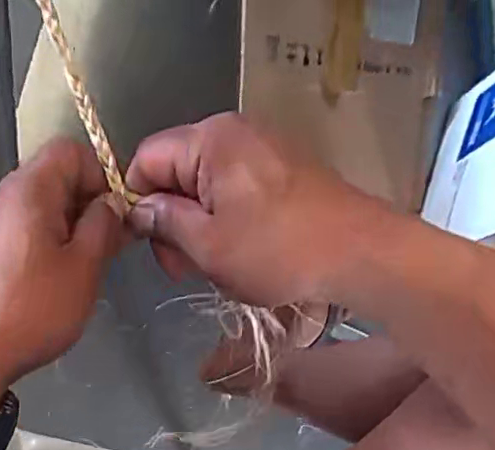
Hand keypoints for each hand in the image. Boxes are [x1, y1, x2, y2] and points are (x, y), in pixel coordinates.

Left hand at [0, 140, 128, 404]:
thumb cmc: (35, 310)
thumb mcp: (84, 268)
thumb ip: (103, 225)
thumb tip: (112, 203)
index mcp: (29, 188)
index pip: (71, 150)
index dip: (101, 175)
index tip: (117, 216)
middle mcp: (5, 196)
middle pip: (56, 177)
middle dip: (88, 204)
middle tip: (109, 246)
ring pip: (42, 207)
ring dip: (71, 229)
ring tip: (86, 268)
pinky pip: (26, 230)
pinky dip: (49, 244)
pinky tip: (58, 279)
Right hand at [125, 113, 387, 307]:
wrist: (357, 254)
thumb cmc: (277, 252)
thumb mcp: (208, 244)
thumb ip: (166, 222)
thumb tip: (137, 209)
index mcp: (211, 141)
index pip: (146, 159)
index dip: (137, 203)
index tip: (149, 245)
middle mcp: (235, 134)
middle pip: (175, 174)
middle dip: (170, 222)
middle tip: (184, 268)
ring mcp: (261, 152)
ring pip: (203, 190)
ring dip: (198, 231)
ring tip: (215, 267)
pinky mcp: (280, 175)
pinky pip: (232, 196)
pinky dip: (224, 227)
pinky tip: (238, 256)